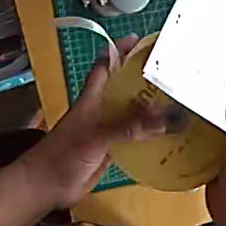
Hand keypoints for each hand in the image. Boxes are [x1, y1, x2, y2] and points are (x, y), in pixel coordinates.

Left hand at [26, 36, 164, 207]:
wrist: (47, 186)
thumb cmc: (64, 154)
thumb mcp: (96, 135)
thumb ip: (128, 126)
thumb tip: (165, 118)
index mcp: (91, 98)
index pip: (105, 67)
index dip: (119, 51)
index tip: (139, 40)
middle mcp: (101, 111)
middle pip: (124, 89)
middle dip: (145, 80)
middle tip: (173, 74)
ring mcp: (106, 131)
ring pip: (132, 114)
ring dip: (150, 109)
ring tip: (179, 102)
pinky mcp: (111, 151)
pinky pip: (134, 138)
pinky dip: (150, 135)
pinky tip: (168, 136)